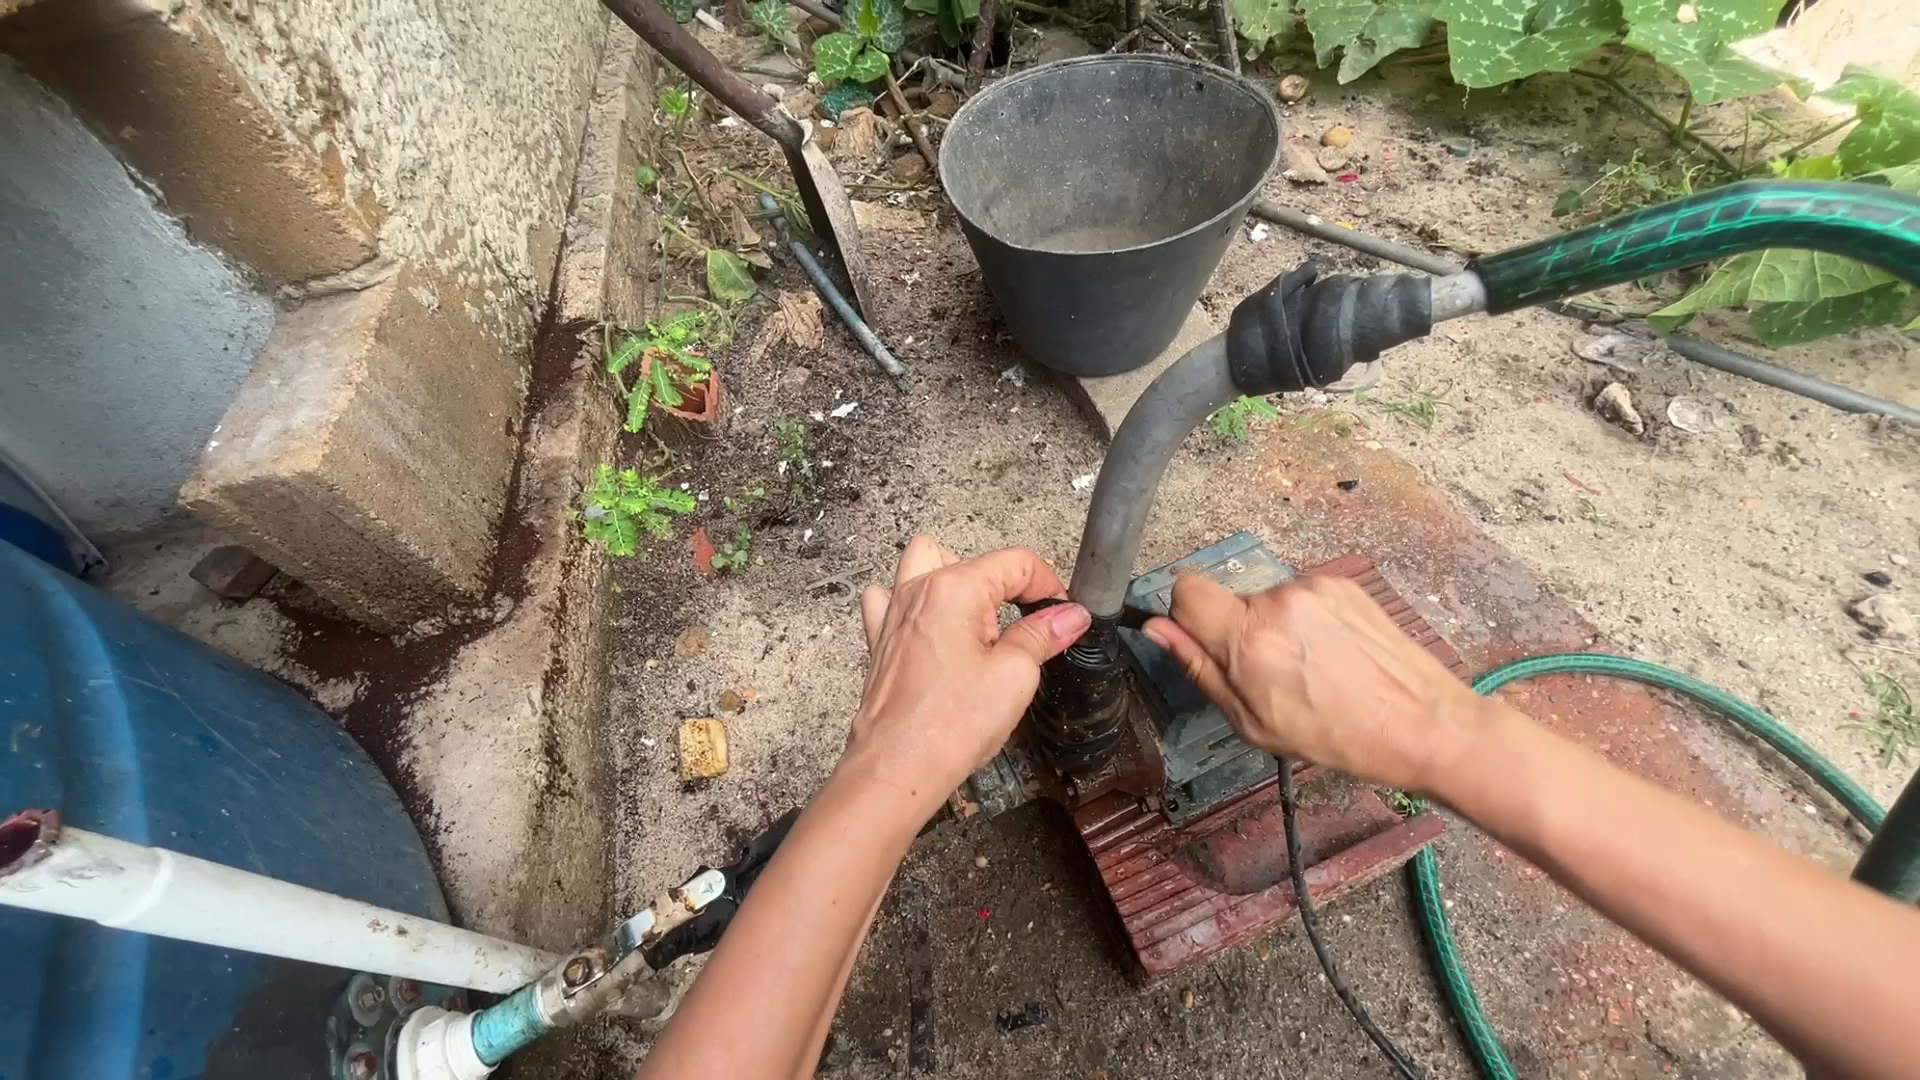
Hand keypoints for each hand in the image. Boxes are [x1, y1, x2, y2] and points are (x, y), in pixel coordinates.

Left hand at [847, 536, 1090, 812]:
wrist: (897, 768)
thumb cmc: (950, 725)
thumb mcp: (1016, 675)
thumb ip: (1043, 635)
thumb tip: (1069, 615)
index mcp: (955, 588)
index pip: (1015, 562)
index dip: (1047, 584)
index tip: (1060, 615)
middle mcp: (919, 590)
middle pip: (974, 560)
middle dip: (1007, 586)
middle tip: (1027, 627)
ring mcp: (894, 612)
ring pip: (924, 562)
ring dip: (956, 577)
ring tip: (978, 618)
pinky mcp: (881, 639)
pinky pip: (890, 597)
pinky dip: (913, 602)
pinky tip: (931, 627)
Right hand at [1142, 573, 1482, 790]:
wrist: (1426, 724)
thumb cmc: (1335, 736)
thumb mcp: (1251, 721)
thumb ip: (1198, 667)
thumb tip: (1155, 628)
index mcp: (1249, 638)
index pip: (1185, 589)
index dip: (1186, 616)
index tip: (1206, 643)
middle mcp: (1277, 600)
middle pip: (1228, 600)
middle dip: (1237, 630)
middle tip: (1270, 673)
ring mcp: (1313, 586)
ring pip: (1265, 599)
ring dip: (1274, 626)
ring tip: (1310, 667)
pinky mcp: (1341, 582)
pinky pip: (1299, 595)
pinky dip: (1305, 619)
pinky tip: (1332, 653)